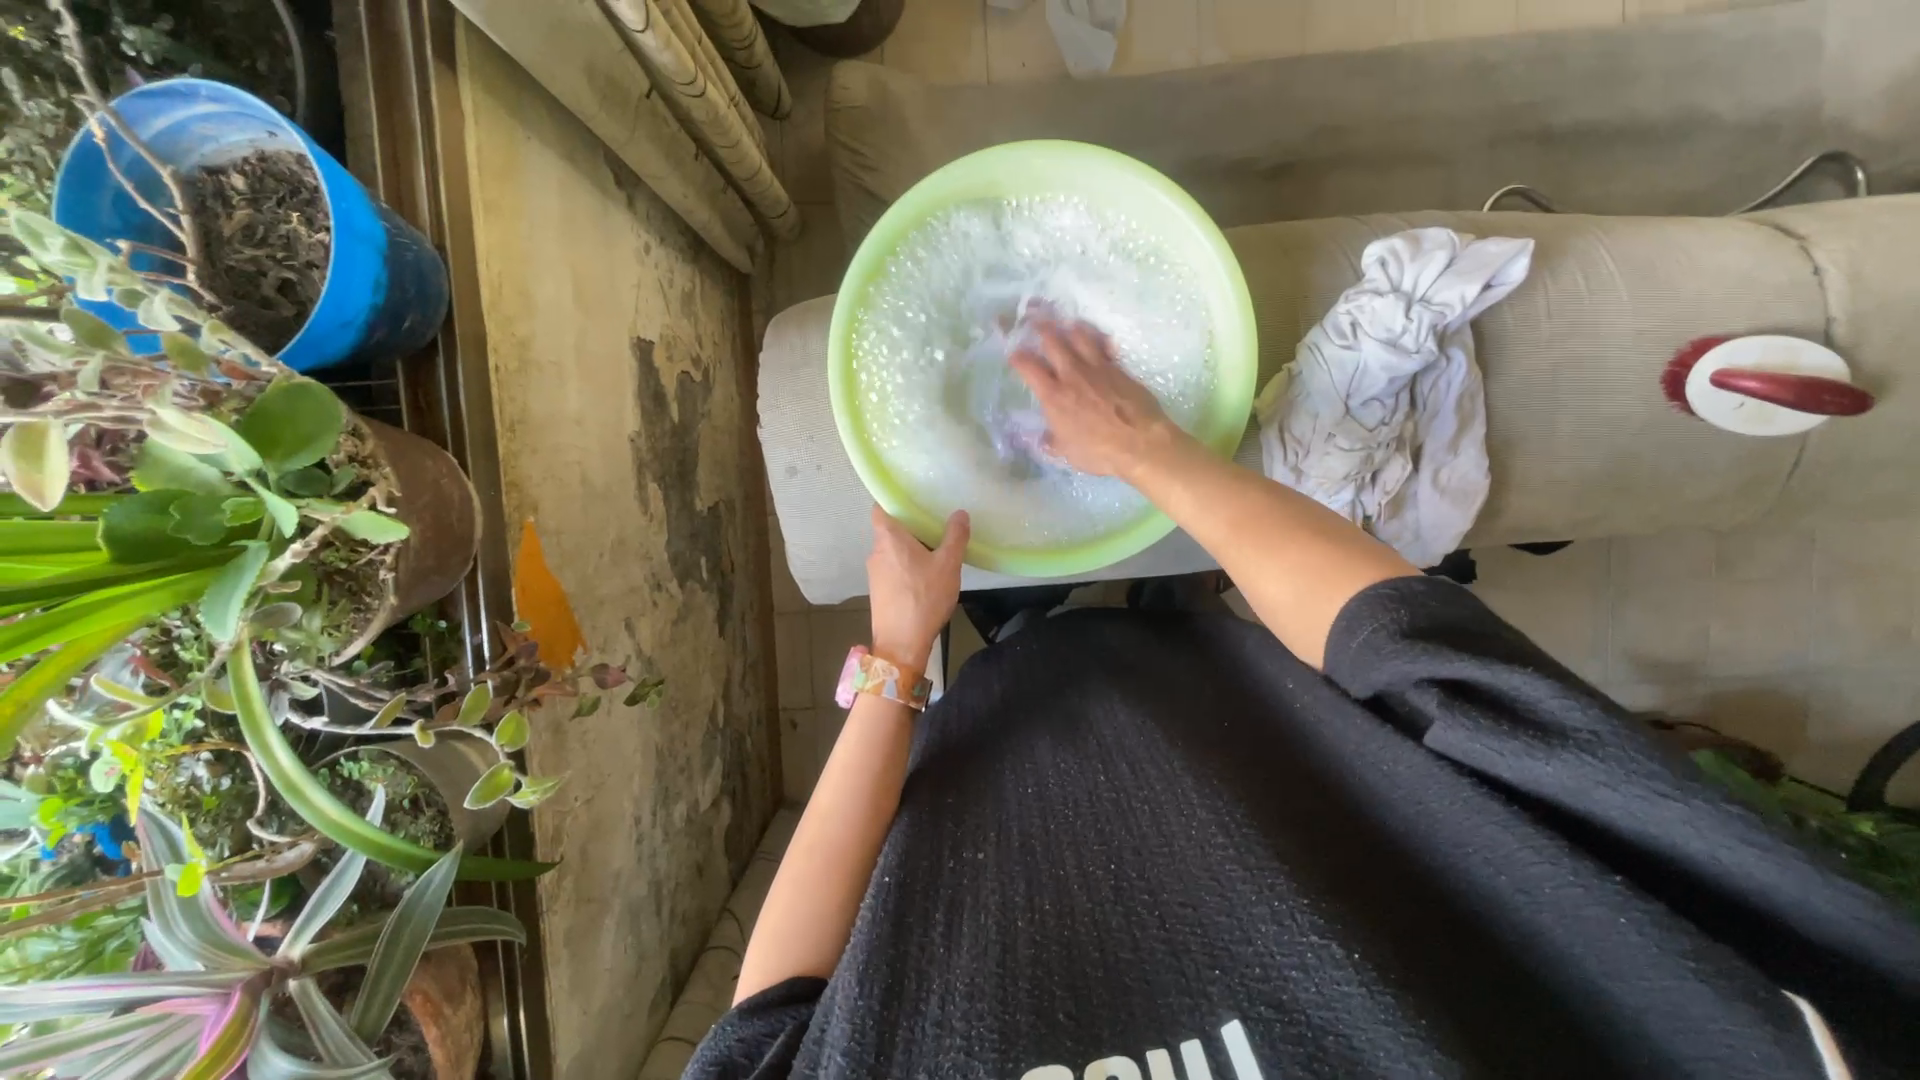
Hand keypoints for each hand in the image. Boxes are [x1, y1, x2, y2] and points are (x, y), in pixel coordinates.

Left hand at [867, 505, 968, 671]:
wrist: (901, 644)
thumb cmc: (924, 598)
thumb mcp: (948, 565)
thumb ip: (955, 537)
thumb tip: (959, 514)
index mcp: (888, 538)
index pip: (880, 508)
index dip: (893, 501)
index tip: (914, 501)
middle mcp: (876, 552)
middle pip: (889, 530)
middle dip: (911, 527)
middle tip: (935, 527)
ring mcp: (875, 573)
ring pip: (892, 551)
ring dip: (911, 549)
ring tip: (936, 553)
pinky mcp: (879, 591)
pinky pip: (893, 569)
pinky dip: (907, 567)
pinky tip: (926, 577)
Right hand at [1008, 320, 1193, 479]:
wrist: (1140, 443)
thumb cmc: (1098, 452)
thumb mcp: (1067, 453)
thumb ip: (1052, 442)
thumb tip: (1043, 439)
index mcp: (1054, 396)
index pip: (1028, 367)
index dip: (1018, 357)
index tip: (1014, 354)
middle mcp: (1072, 375)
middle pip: (1053, 342)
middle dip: (1041, 329)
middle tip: (1035, 320)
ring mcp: (1098, 368)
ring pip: (1081, 337)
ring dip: (1070, 328)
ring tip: (1066, 323)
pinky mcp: (1119, 369)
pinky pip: (1106, 347)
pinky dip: (1100, 339)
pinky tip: (1099, 337)